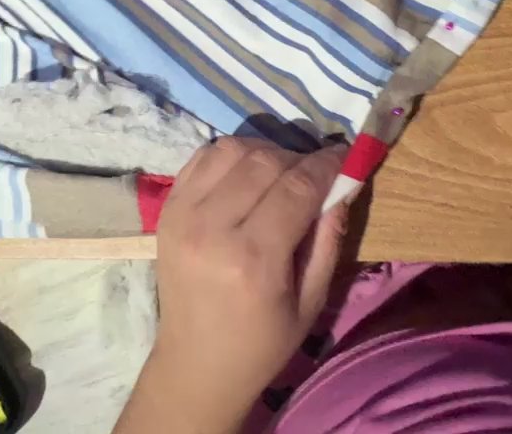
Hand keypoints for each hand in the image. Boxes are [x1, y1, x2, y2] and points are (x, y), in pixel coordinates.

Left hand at [117, 139, 348, 432]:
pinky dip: (230, 154)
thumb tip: (344, 182)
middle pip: (265, 161)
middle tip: (313, 171)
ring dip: (264, 151)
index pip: (297, 187)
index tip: (344, 157)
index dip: (326, 165)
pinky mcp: (167, 206)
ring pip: (232, 149)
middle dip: (298, 158)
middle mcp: (213, 227)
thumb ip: (328, 238)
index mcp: (253, 259)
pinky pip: (203, 156)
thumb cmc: (261, 342)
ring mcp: (183, 212)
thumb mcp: (311, 301)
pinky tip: (246, 172)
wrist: (195, 363)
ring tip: (279, 171)